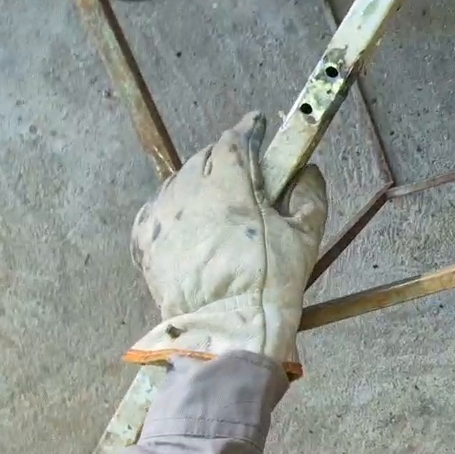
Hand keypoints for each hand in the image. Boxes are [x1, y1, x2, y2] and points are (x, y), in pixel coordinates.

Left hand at [125, 112, 327, 374]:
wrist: (228, 329)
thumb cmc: (271, 282)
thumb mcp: (305, 238)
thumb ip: (309, 196)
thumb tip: (308, 171)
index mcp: (229, 187)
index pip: (235, 140)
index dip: (250, 129)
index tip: (261, 124)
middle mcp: (188, 194)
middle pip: (204, 158)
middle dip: (225, 156)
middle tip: (246, 170)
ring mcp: (161, 217)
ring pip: (179, 183)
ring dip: (200, 182)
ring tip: (221, 202)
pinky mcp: (145, 242)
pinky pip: (158, 212)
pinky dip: (176, 210)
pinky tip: (194, 225)